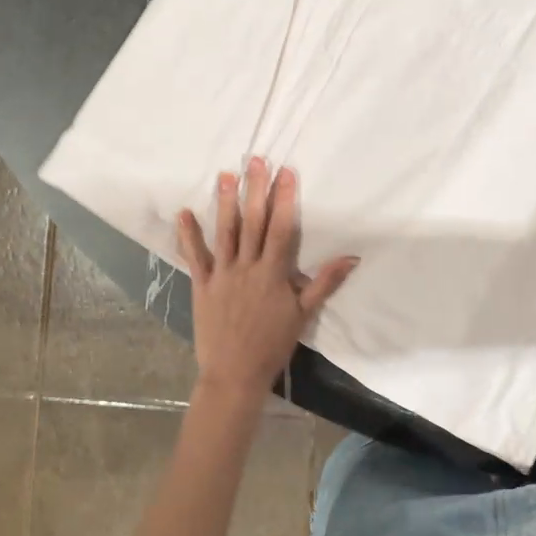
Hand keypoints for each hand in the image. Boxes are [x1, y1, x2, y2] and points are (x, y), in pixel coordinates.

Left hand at [176, 158, 358, 399]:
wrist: (235, 374)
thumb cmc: (273, 344)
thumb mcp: (304, 314)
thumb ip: (325, 283)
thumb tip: (352, 257)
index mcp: (272, 274)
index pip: (280, 229)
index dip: (283, 199)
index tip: (286, 172)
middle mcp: (246, 268)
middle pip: (252, 222)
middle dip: (255, 190)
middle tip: (257, 161)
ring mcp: (222, 275)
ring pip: (224, 232)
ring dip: (225, 202)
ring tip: (226, 175)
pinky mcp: (202, 285)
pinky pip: (194, 256)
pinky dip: (188, 234)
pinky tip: (183, 212)